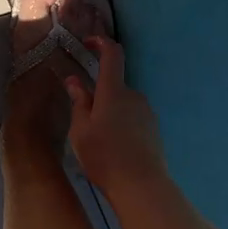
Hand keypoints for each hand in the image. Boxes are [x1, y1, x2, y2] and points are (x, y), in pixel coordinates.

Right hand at [63, 36, 167, 189]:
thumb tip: (74, 80)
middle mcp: (134, 95)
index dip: (101, 43)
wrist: (141, 185)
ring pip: (123, 104)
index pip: (112, 54)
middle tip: (82, 119)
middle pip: (114, 84)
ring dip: (109, 112)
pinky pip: (132, 118)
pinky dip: (121, 125)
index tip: (88, 43)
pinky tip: (113, 148)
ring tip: (96, 140)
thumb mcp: (81, 130)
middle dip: (98, 95)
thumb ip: (79, 101)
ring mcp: (147, 112)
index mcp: (114, 91)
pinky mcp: (153, 129)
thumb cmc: (104, 156)